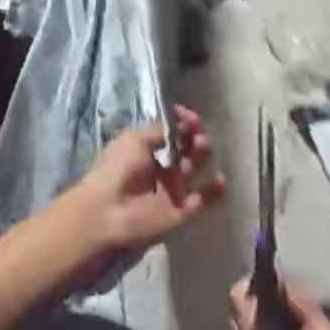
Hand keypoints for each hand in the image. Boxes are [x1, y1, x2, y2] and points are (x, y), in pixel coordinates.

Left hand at [67, 105, 225, 254]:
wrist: (109, 211)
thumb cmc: (118, 167)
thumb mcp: (135, 138)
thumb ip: (160, 130)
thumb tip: (180, 124)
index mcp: (149, 146)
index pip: (173, 131)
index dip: (184, 122)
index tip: (191, 118)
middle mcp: (163, 165)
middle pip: (188, 148)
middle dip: (195, 138)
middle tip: (197, 138)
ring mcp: (174, 188)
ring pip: (196, 168)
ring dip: (202, 157)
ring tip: (198, 152)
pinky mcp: (182, 210)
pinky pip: (204, 199)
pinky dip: (214, 191)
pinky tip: (220, 180)